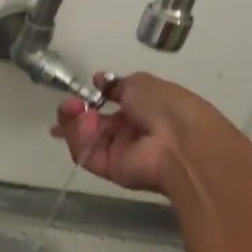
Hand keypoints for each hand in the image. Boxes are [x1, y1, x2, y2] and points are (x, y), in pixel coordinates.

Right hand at [50, 72, 223, 193]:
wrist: (180, 143)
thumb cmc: (166, 106)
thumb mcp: (141, 83)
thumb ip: (116, 84)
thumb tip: (99, 81)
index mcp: (142, 110)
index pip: (109, 105)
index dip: (92, 98)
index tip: (82, 90)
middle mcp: (129, 132)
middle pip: (92, 122)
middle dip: (76, 109)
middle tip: (71, 102)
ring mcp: (118, 152)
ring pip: (84, 137)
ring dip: (74, 121)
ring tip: (73, 108)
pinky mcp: (108, 169)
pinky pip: (85, 153)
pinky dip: (79, 137)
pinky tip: (83, 123)